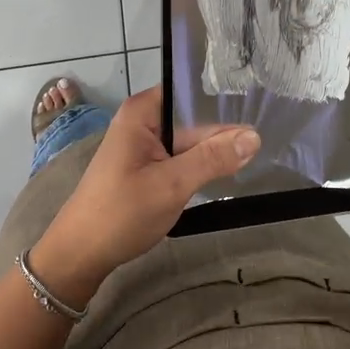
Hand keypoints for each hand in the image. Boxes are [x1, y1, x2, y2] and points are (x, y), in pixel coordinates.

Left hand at [29, 87, 258, 306]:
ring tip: (259, 149)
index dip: (223, 98)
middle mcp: (142, 119)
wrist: (80, 255)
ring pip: (188, 141)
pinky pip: (179, 157)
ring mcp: (143, 144)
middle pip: (192, 119)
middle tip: (269, 134)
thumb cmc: (121, 213)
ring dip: (213, 150)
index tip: (258, 103)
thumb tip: (255, 137)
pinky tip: (227, 168)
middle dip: (223, 129)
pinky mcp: (145, 166)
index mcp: (142, 111)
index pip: (190, 92)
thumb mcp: (172, 185)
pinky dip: (199, 164)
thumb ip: (212, 159)